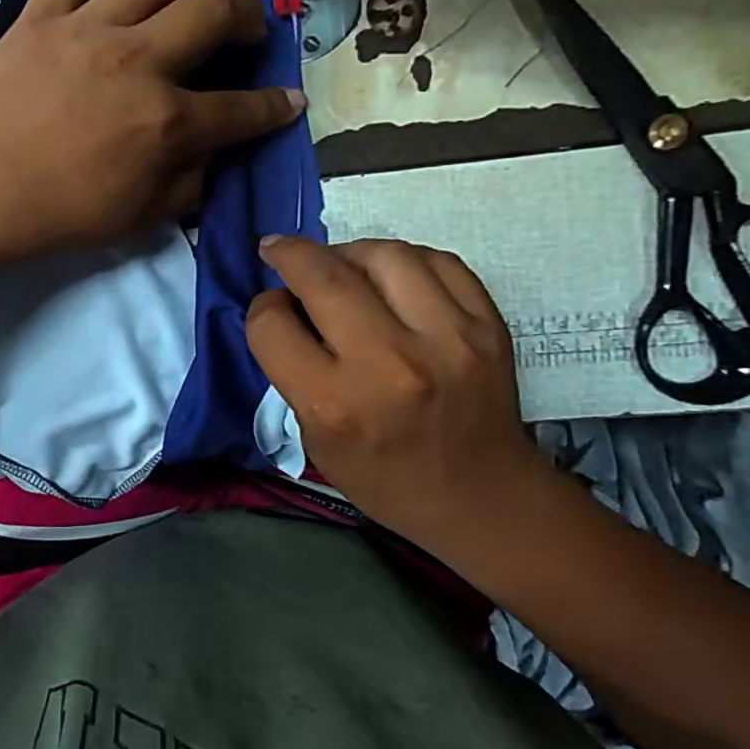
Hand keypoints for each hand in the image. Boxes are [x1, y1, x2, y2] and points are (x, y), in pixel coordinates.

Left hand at [0, 0, 304, 265]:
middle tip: (245, 30)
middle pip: (214, 7)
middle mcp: (136, 60)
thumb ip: (190, 183)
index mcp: (166, 120)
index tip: (291, 100)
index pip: (243, 107)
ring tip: (177, 6)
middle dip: (247, 13)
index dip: (277, 106)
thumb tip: (212, 155)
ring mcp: (84, 30)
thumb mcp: (140, 217)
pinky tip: (94, 13)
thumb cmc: (59, 215)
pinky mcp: (37, 19)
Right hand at [246, 236, 551, 544]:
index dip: (262, 310)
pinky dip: (404, 260)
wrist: (481, 497)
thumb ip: (295, 372)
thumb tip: (289, 304)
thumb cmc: (386, 478)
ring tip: (342, 266)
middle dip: (289, 255)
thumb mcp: (317, 441)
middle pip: (322, 276)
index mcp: (334, 404)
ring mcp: (446, 339)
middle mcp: (388, 364)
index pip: (272, 325)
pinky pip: (437, 261)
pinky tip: (392, 274)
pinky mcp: (487, 326)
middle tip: (279, 251)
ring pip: (383, 254)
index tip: (273, 309)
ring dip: (348, 252)